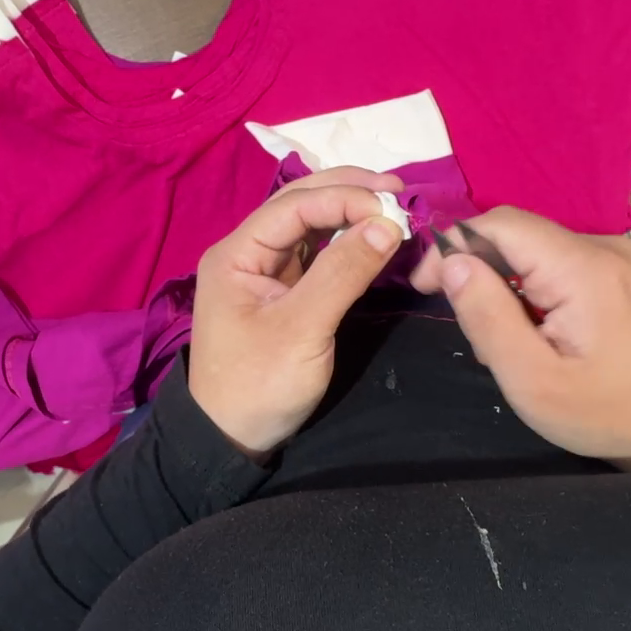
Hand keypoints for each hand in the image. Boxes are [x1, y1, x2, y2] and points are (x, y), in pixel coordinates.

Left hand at [188, 168, 406, 456]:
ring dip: (349, 214)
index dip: (345, 197)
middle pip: (299, 205)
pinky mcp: (283, 294)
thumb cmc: (260, 385)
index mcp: (236, 254)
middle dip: (348, 193)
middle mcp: (247, 253)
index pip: (293, 205)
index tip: (393, 205)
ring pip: (309, 228)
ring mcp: (264, 273)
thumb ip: (342, 273)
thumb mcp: (302, 329)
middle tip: (399, 192)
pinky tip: (371, 238)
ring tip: (392, 209)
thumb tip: (387, 224)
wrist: (232, 438)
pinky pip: (316, 256)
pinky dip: (345, 243)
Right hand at [410, 206, 630, 469]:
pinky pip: (558, 264)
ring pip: (534, 251)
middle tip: (476, 335)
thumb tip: (451, 261)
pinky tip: (536, 334)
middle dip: (479, 275)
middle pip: (517, 236)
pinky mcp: (620, 272)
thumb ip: (487, 316)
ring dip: (505, 288)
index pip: (500, 223)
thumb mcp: (531, 379)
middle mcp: (604, 246)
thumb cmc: (602, 414)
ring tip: (509, 345)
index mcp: (583, 268)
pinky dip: (532, 292)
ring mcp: (617, 257)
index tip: (426, 287)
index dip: (452, 245)